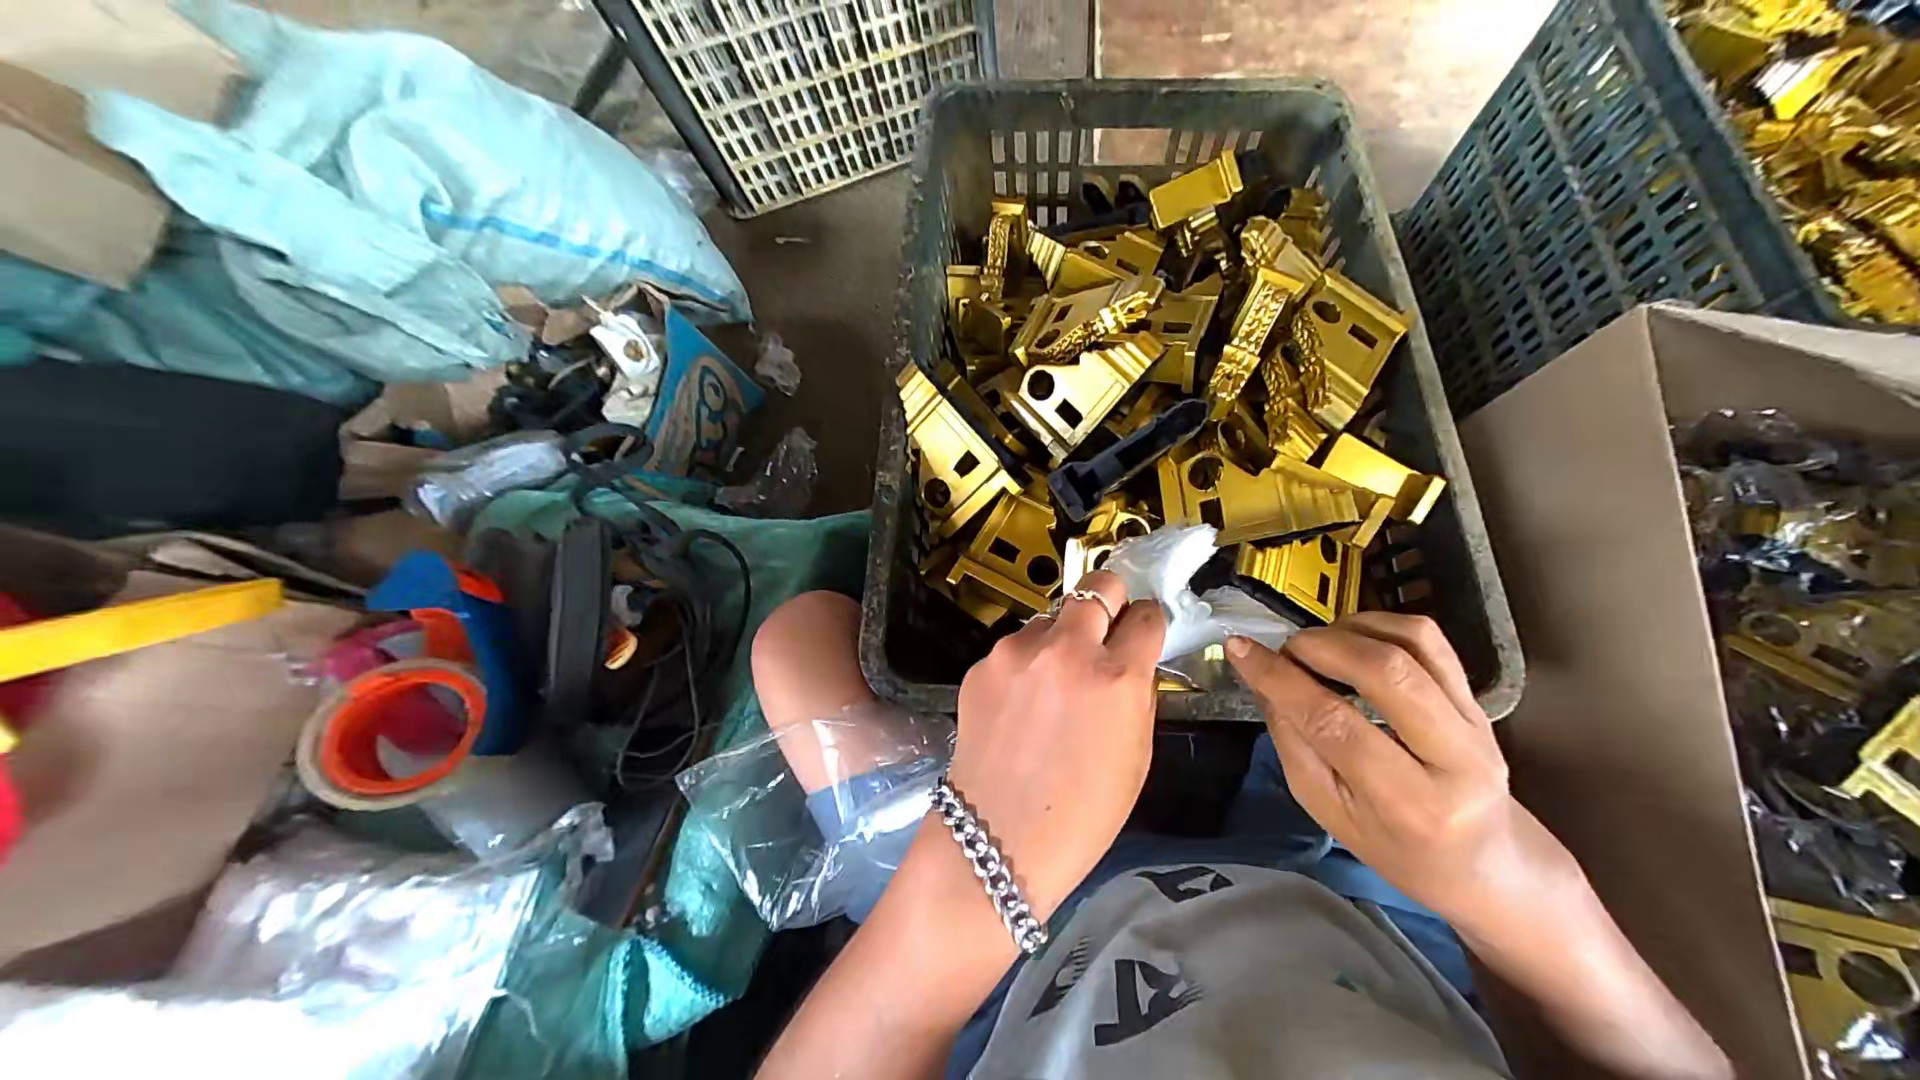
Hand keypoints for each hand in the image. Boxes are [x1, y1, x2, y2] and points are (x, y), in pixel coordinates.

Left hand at [947, 570, 1165, 918]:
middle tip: (1105, 627)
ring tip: (1052, 680)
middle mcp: (1067, 650)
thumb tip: (1130, 661)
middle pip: (1098, 586)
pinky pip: (1015, 648)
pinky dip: (1025, 663)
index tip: (1142, 630)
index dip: (1148, 622)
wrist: (998, 837)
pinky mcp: (982, 665)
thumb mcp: (1137, 754)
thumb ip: (1136, 694)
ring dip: (1060, 637)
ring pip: (1049, 618)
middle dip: (1109, 600)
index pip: (1146, 615)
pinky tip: (1020, 702)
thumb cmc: (1083, 812)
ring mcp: (1017, 653)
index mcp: (1117, 676)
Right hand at [1225, 613, 1586, 940]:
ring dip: (1348, 630)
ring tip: (1317, 646)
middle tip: (1284, 651)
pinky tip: (1351, 638)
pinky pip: (1431, 641)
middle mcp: (1455, 759)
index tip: (1239, 649)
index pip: (1334, 723)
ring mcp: (1476, 724)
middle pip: (1384, 671)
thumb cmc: (1396, 848)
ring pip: (1412, 644)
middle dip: (1318, 646)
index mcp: (1408, 804)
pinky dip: (1380, 625)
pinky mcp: (1479, 700)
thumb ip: (1292, 740)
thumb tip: (1261, 678)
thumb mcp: (1327, 808)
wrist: (1487, 865)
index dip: (1279, 678)